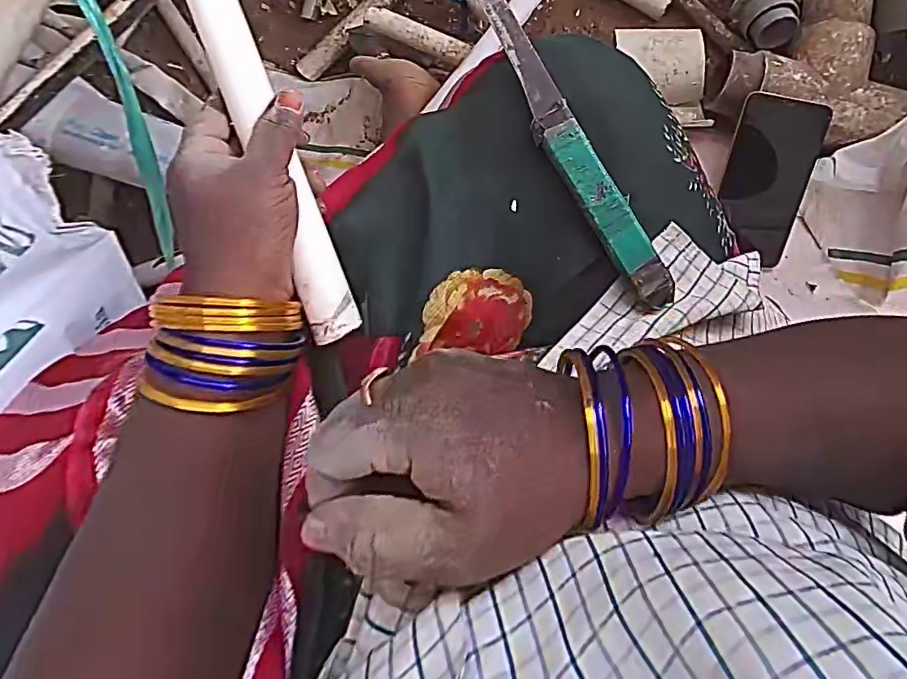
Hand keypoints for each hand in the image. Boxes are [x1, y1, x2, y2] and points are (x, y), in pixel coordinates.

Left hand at [168, 89, 304, 299]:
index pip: (217, 112)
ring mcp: (230, 203)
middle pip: (249, 140)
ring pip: (268, 168)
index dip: (244, 100)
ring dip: (295, 175)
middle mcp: (209, 180)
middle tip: (297, 150)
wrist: (250, 299)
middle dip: (281, 146)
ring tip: (306, 189)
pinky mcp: (252, 222)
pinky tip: (308, 207)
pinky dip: (295, 197)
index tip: (269, 95)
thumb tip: (286, 102)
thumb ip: (276, 132)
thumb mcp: (264, 174)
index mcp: (196, 161)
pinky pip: (276, 195)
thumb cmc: (241, 242)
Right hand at [301, 350, 587, 608]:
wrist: (590, 434)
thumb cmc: (528, 496)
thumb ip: (376, 539)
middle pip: (341, 428)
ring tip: (420, 484)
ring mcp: (429, 363)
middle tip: (395, 511)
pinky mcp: (448, 360)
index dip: (331, 498)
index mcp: (404, 423)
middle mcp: (407, 380)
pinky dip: (403, 425)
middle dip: (352, 475)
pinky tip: (439, 450)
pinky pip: (400, 393)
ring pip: (368, 411)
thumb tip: (316, 525)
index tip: (366, 526)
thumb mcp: (455, 546)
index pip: (322, 452)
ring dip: (378, 451)